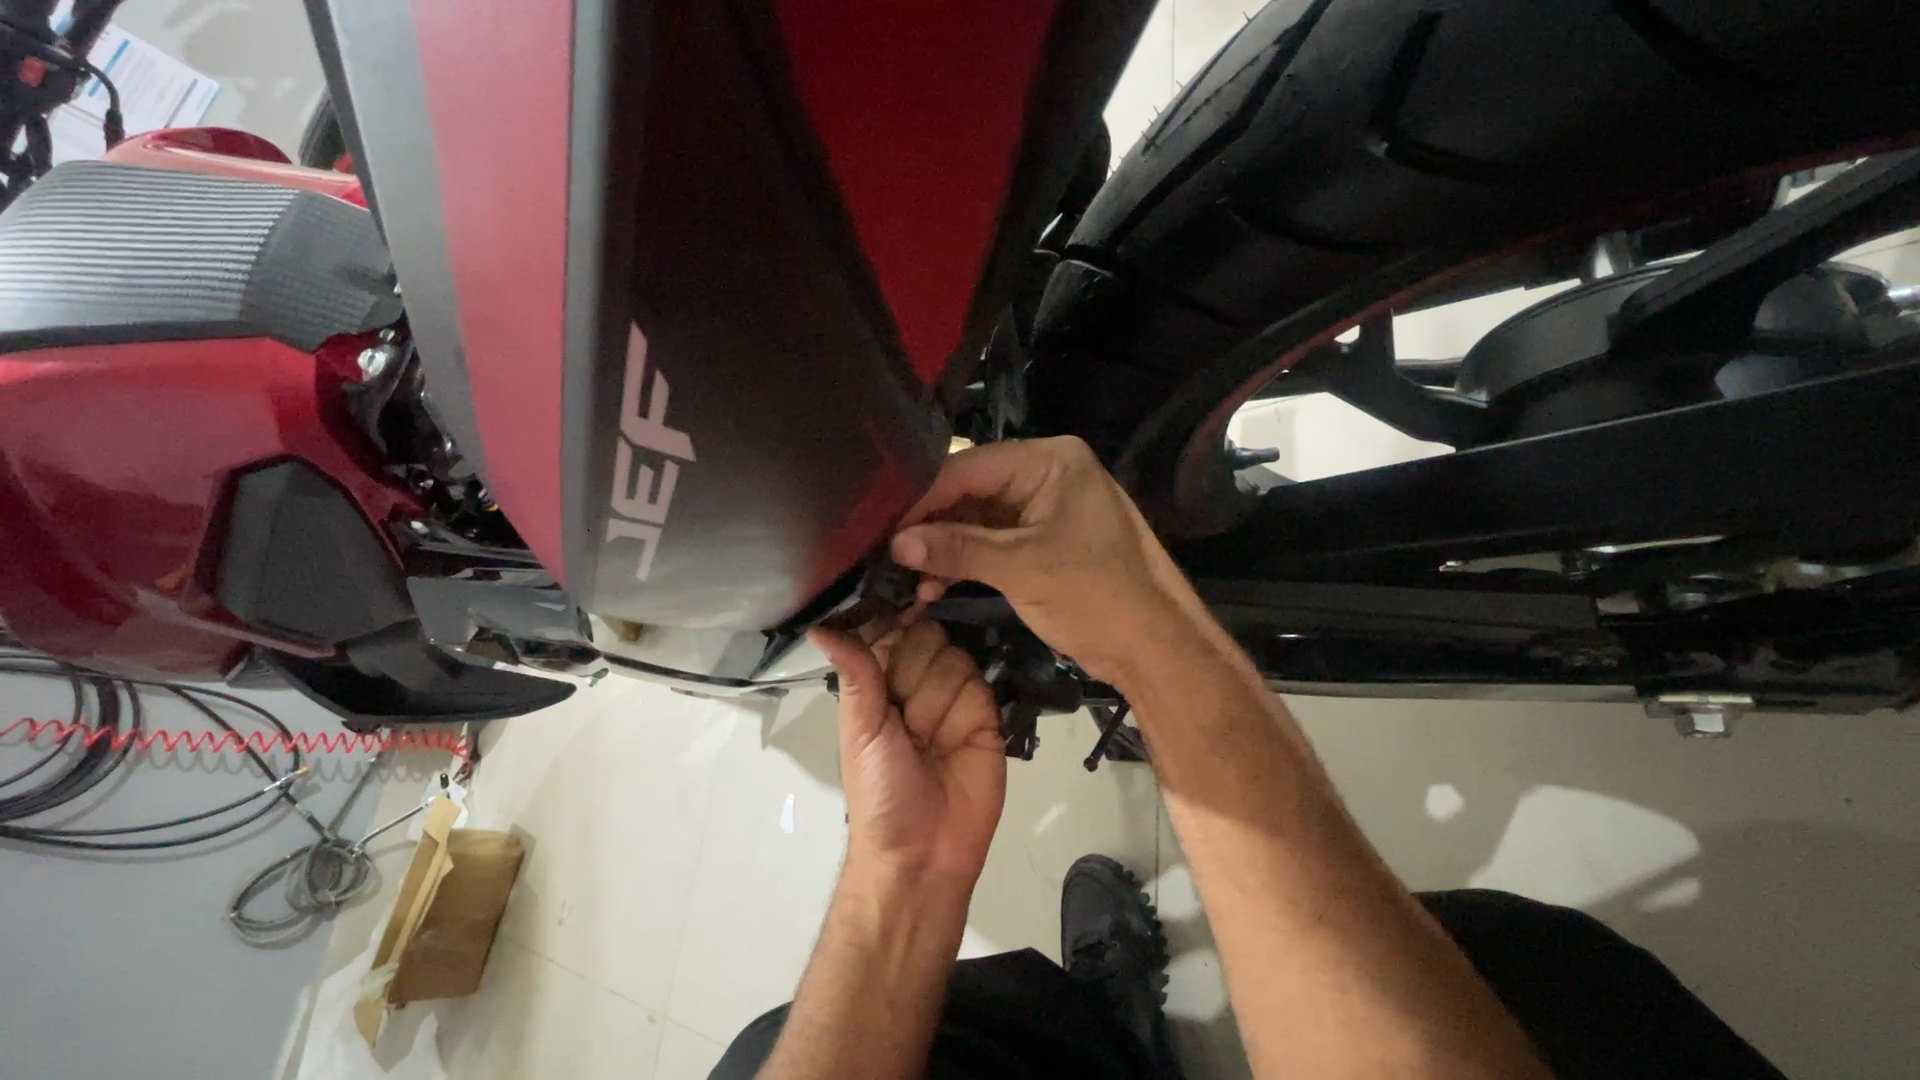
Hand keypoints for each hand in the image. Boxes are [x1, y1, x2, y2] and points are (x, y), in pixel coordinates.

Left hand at [810, 621, 1005, 889]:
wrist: (923, 853)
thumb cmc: (879, 791)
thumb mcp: (860, 729)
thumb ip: (856, 671)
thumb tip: (820, 628)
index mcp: (880, 682)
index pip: (890, 629)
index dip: (893, 623)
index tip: (893, 622)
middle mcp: (918, 683)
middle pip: (926, 635)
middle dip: (914, 669)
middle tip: (903, 716)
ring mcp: (954, 698)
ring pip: (954, 656)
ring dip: (936, 698)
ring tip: (928, 740)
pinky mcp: (987, 715)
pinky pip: (981, 684)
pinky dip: (965, 706)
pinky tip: (956, 736)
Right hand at [888, 436, 1206, 684]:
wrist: (1152, 646)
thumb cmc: (1095, 595)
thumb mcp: (1022, 569)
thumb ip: (956, 550)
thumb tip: (895, 545)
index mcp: (1051, 461)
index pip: (970, 466)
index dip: (924, 498)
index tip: (882, 528)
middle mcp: (1046, 473)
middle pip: (971, 489)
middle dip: (931, 525)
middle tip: (888, 554)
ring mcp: (1044, 507)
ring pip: (977, 518)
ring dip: (944, 548)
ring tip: (908, 579)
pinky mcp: (1042, 539)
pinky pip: (992, 540)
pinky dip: (965, 561)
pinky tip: (933, 586)